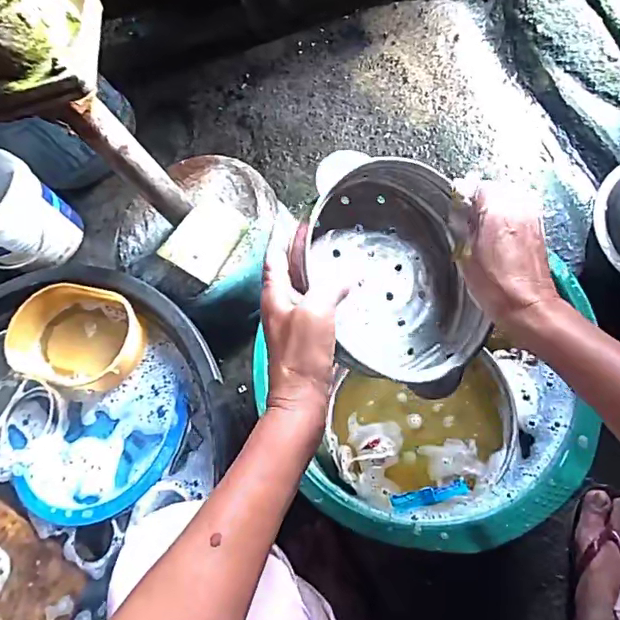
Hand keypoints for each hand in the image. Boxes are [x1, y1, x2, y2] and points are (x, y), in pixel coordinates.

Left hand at [261, 220, 348, 448]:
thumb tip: (344, 277)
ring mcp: (294, 321)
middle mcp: (281, 306)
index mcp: (275, 295)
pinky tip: (343, 293)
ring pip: (304, 286)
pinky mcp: (308, 337)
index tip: (293, 220)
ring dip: (316, 270)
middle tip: (317, 232)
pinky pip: (317, 305)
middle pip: (289, 269)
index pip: (275, 256)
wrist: (302, 400)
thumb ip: (328, 288)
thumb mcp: (315, 312)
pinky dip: (328, 293)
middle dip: (301, 249)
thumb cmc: (300, 358)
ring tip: (333, 256)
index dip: (283, 236)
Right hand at [453, 180, 563, 339]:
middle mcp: (518, 208)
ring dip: (495, 208)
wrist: (529, 307)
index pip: (475, 186)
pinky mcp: (538, 229)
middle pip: (494, 189)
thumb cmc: (498, 288)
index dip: (462, 199)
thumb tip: (459, 213)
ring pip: (508, 198)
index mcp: (496, 211)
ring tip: (483, 230)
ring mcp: (531, 218)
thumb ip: (461, 227)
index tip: (456, 212)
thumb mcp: (465, 257)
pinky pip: (519, 211)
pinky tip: (499, 237)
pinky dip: (507, 218)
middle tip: (467, 222)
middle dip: (479, 201)